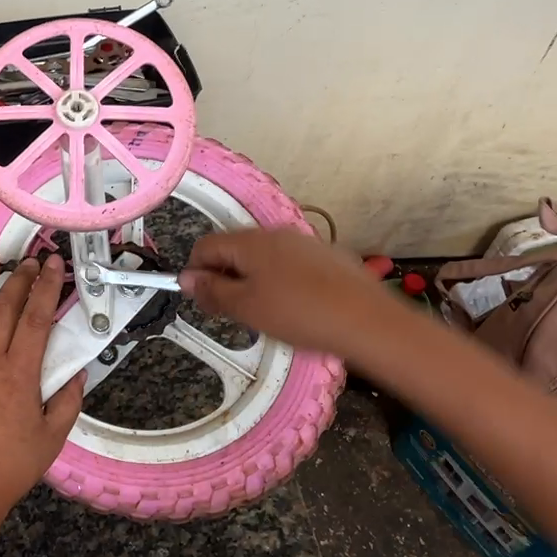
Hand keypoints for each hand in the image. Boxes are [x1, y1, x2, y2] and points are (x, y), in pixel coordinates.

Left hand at [0, 254, 83, 521]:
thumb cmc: (10, 465)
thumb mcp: (53, 436)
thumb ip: (68, 400)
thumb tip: (76, 373)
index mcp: (19, 372)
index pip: (37, 317)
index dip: (47, 287)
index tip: (54, 265)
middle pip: (6, 306)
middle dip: (21, 278)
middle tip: (32, 260)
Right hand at [178, 226, 395, 360]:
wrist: (372, 323)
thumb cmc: (301, 314)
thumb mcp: (247, 309)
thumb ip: (212, 291)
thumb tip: (185, 278)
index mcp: (249, 241)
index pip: (205, 246)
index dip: (196, 272)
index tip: (204, 300)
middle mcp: (274, 233)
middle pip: (234, 249)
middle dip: (226, 276)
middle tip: (234, 311)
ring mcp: (304, 242)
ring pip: (264, 256)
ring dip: (254, 279)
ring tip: (266, 312)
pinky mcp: (329, 257)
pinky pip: (291, 264)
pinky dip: (283, 280)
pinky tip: (298, 307)